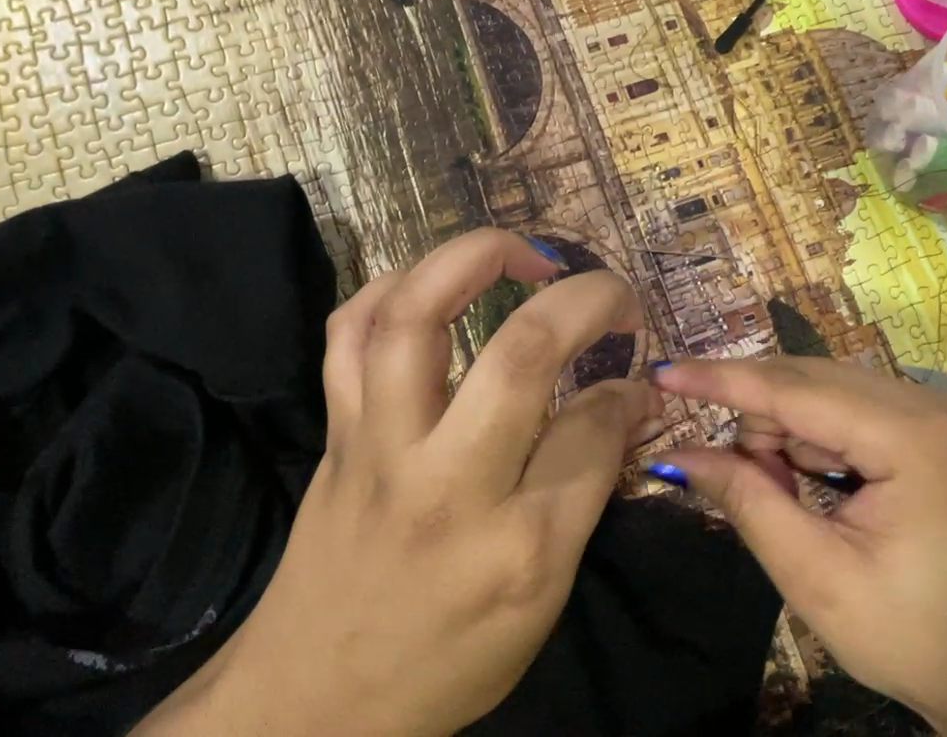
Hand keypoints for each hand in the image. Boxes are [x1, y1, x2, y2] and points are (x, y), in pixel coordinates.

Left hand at [138, 229, 661, 736]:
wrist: (312, 704)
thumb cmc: (446, 659)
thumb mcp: (543, 597)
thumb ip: (586, 486)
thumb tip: (625, 397)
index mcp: (517, 544)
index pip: (591, 430)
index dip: (625, 386)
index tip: (635, 369)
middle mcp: (445, 484)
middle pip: (520, 356)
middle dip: (582, 300)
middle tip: (610, 291)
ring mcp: (378, 449)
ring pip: (413, 319)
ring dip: (473, 259)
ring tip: (522, 255)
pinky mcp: (335, 434)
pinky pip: (348, 335)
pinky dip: (389, 288)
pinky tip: (428, 283)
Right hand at [651, 359, 946, 736]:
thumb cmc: (906, 632)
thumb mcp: (815, 575)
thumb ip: (747, 501)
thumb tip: (678, 454)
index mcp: (910, 438)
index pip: (795, 391)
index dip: (721, 381)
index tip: (662, 373)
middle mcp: (923, 404)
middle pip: (804, 380)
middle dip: (757, 422)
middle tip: (747, 485)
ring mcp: (926, 410)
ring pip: (816, 389)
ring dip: (781, 433)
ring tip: (789, 498)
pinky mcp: (920, 424)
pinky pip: (838, 405)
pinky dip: (806, 438)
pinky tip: (814, 484)